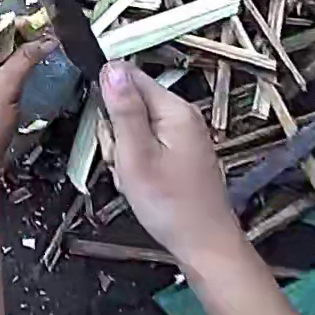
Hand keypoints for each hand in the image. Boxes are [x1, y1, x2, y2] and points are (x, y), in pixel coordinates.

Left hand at [0, 16, 57, 164]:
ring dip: (16, 47)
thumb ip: (27, 56)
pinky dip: (10, 60)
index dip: (19, 24)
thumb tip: (45, 39)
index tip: (41, 25)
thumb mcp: (9, 82)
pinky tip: (25, 60)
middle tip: (43, 35)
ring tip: (38, 46)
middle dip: (19, 35)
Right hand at [99, 61, 243, 267]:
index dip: (109, 97)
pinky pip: (146, 139)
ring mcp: (183, 132)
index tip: (109, 129)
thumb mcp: (137, 155)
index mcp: (174, 108)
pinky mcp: (181, 148)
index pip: (129, 75)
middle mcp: (182, 113)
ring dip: (124, 146)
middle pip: (130, 99)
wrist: (205, 248)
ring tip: (132, 173)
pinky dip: (137, 157)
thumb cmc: (170, 205)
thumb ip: (124, 109)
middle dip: (116, 128)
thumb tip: (112, 66)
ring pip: (134, 121)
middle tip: (123, 160)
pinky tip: (142, 179)